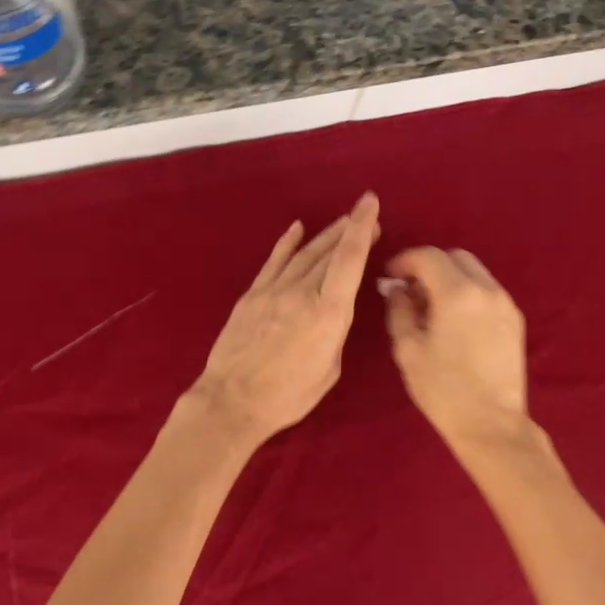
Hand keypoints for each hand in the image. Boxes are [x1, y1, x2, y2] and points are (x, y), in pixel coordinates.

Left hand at [187, 192, 381, 445]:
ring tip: (342, 221)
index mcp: (329, 313)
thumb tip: (333, 312)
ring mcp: (273, 290)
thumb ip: (334, 332)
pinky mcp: (252, 296)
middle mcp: (302, 292)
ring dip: (325, 235)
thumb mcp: (328, 369)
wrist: (233, 400)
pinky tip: (297, 228)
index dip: (363, 227)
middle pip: (329, 252)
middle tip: (365, 217)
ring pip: (304, 253)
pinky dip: (287, 243)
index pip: (350, 259)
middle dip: (350, 231)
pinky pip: (274, 261)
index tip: (371, 204)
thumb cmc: (288, 396)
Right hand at [382, 246, 530, 446]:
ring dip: (450, 280)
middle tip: (410, 292)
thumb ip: (399, 310)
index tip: (389, 278)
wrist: (490, 423)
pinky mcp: (515, 320)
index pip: (428, 257)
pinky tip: (454, 323)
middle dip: (430, 267)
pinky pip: (487, 293)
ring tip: (431, 308)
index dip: (404, 261)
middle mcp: (486, 289)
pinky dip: (467, 295)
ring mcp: (506, 303)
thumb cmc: (442, 390)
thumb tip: (396, 289)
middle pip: (456, 257)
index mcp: (457, 293)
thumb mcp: (408, 350)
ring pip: (475, 273)